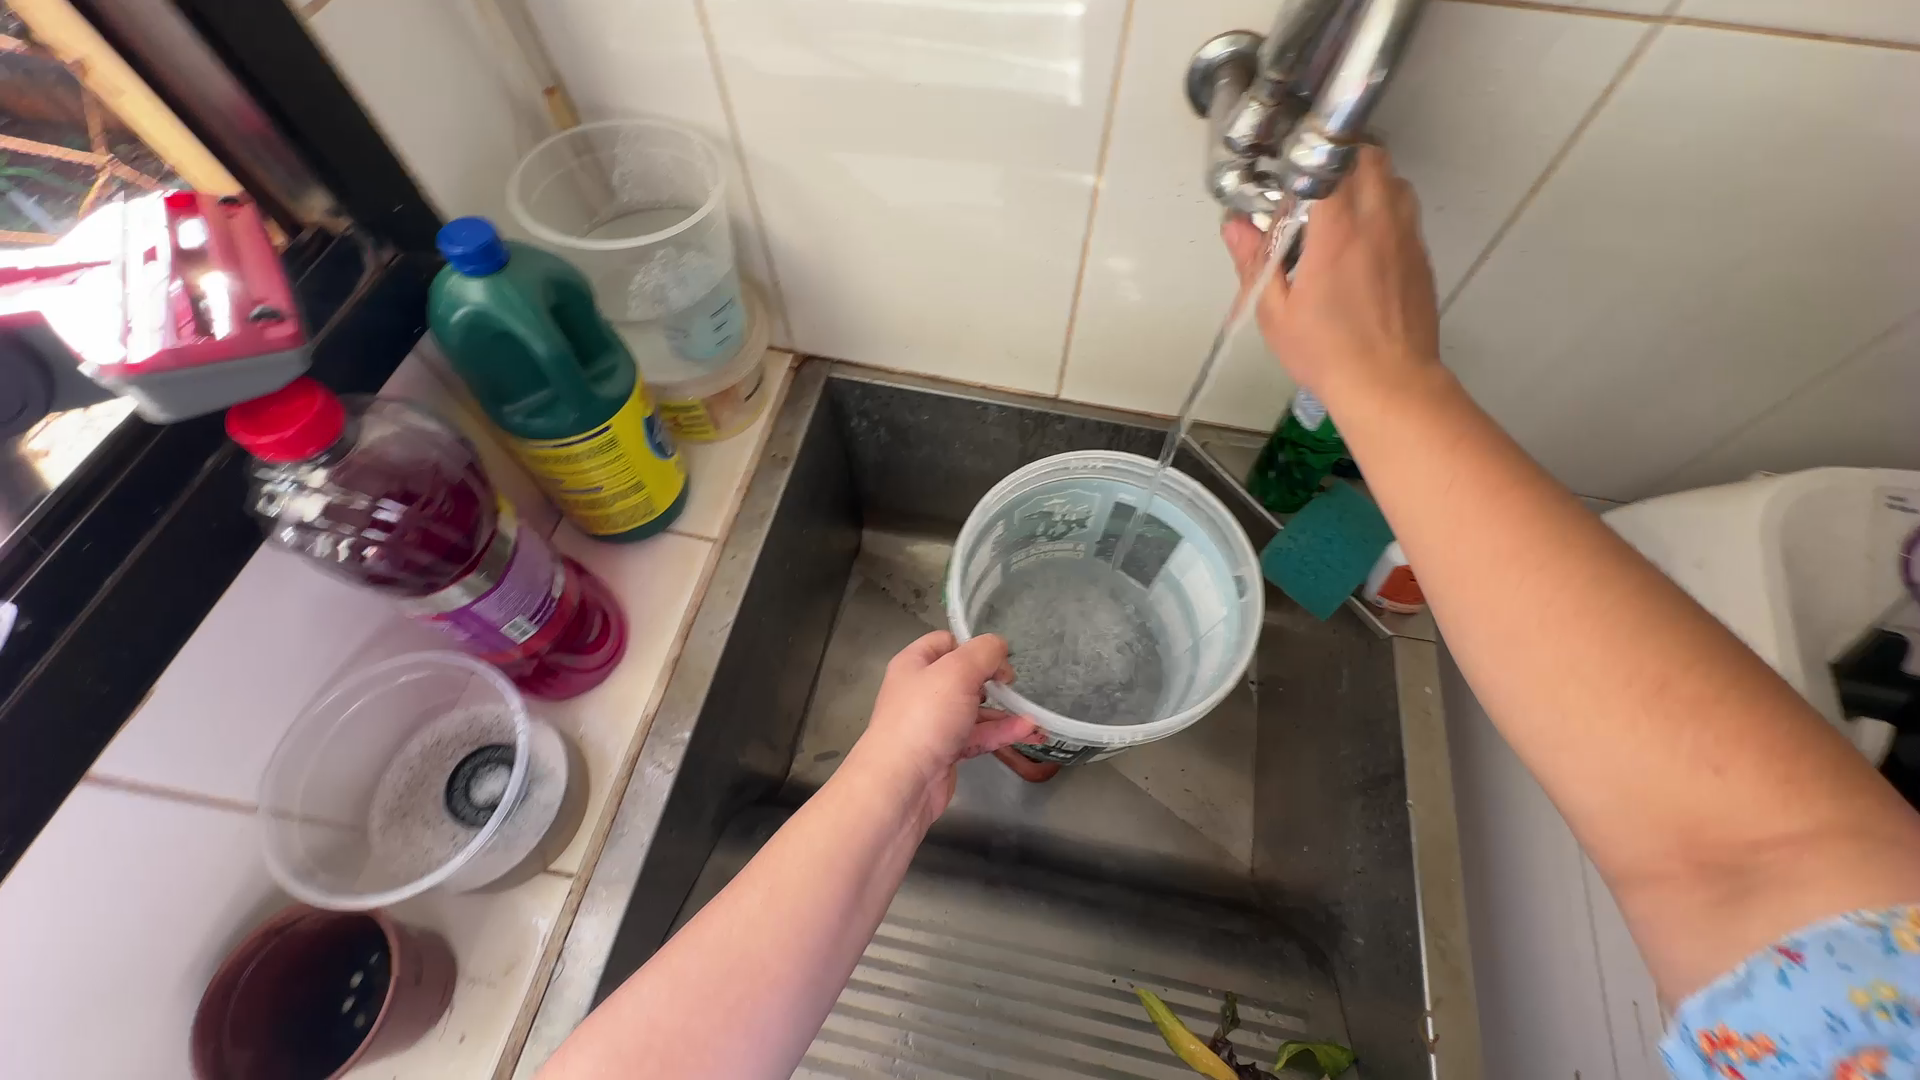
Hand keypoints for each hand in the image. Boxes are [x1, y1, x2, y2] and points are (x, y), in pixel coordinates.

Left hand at [847, 631, 1039, 822]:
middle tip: (1012, 685)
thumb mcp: (957, 671)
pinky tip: (1028, 731)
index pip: (945, 642)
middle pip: (962, 677)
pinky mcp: (945, 751)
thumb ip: (983, 653)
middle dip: (992, 680)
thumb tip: (999, 648)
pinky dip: (1001, 733)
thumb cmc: (926, 717)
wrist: (902, 783)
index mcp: (914, 664)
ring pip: (974, 710)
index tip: (998, 658)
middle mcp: (921, 691)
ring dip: (1004, 712)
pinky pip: (977, 736)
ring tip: (1034, 716)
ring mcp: (933, 723)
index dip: (973, 646)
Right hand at [1222, 146, 1441, 409]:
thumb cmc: (1328, 353)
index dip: (1308, 159)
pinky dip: (1383, 209)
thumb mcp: (1275, 313)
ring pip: (1393, 179)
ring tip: (1337, 211)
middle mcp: (1379, 224)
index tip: (1288, 174)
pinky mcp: (1419, 255)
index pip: (1332, 163)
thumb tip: (1235, 228)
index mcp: (1339, 234)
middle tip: (1312, 184)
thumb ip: (1256, 262)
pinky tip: (1360, 242)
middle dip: (1340, 160)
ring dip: (1365, 181)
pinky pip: (1405, 211)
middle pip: (1370, 158)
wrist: (1388, 382)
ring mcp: (1406, 237)